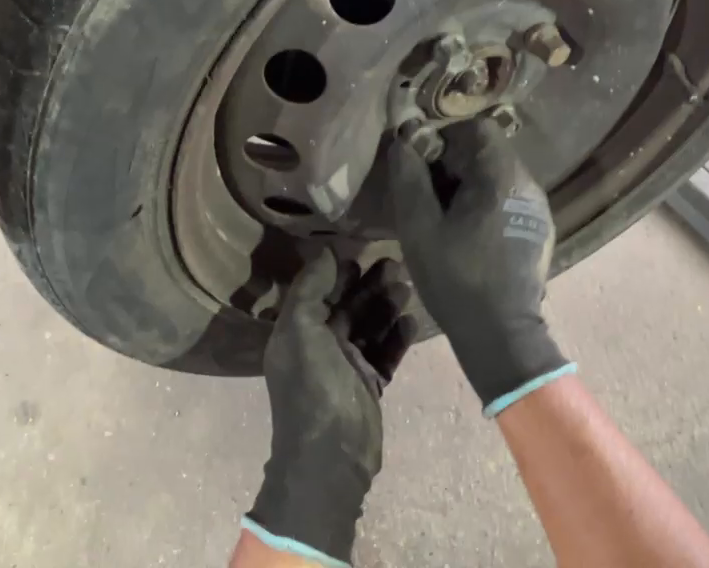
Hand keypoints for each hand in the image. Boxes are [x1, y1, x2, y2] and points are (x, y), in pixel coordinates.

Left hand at [245, 251, 413, 566]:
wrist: (331, 457)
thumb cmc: (313, 388)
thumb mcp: (302, 331)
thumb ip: (310, 289)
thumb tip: (325, 252)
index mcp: (296, 331)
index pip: (318, 291)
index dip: (339, 271)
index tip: (363, 252)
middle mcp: (319, 345)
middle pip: (347, 306)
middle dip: (369, 285)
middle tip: (396, 264)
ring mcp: (345, 366)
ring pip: (368, 327)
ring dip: (386, 306)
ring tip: (407, 287)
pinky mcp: (368, 384)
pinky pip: (384, 353)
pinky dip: (396, 337)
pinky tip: (412, 322)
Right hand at [383, 118, 570, 413]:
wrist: (501, 335)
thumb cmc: (456, 278)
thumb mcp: (419, 227)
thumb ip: (409, 178)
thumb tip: (403, 141)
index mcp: (502, 177)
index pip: (477, 127)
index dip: (445, 138)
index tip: (423, 165)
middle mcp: (528, 184)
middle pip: (489, 150)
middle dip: (454, 162)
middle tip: (427, 193)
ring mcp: (538, 208)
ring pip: (498, 174)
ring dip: (469, 183)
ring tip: (444, 215)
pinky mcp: (539, 230)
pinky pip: (508, 197)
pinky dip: (485, 202)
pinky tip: (468, 233)